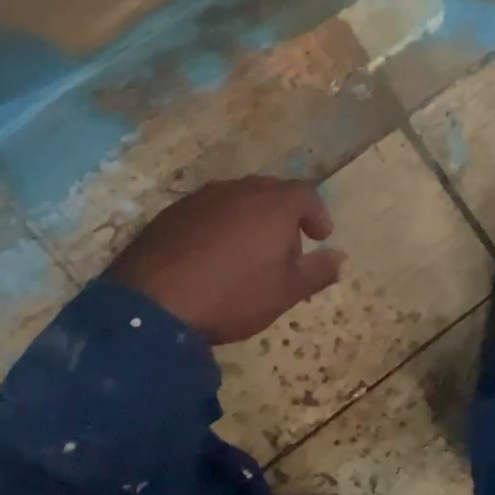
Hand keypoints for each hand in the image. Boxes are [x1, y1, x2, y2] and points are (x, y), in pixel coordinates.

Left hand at [106, 177, 345, 344]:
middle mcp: (239, 190)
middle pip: (271, 192)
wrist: (154, 304)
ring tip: (249, 254)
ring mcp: (201, 198)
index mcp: (274, 203)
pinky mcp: (171, 213)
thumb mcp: (286, 291)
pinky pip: (207, 212)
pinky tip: (213, 257)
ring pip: (237, 200)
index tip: (320, 237)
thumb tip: (341, 257)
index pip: (306, 194)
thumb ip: (318, 271)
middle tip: (286, 248)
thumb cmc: (234, 294)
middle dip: (284, 216)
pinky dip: (219, 228)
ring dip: (250, 220)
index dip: (318, 214)